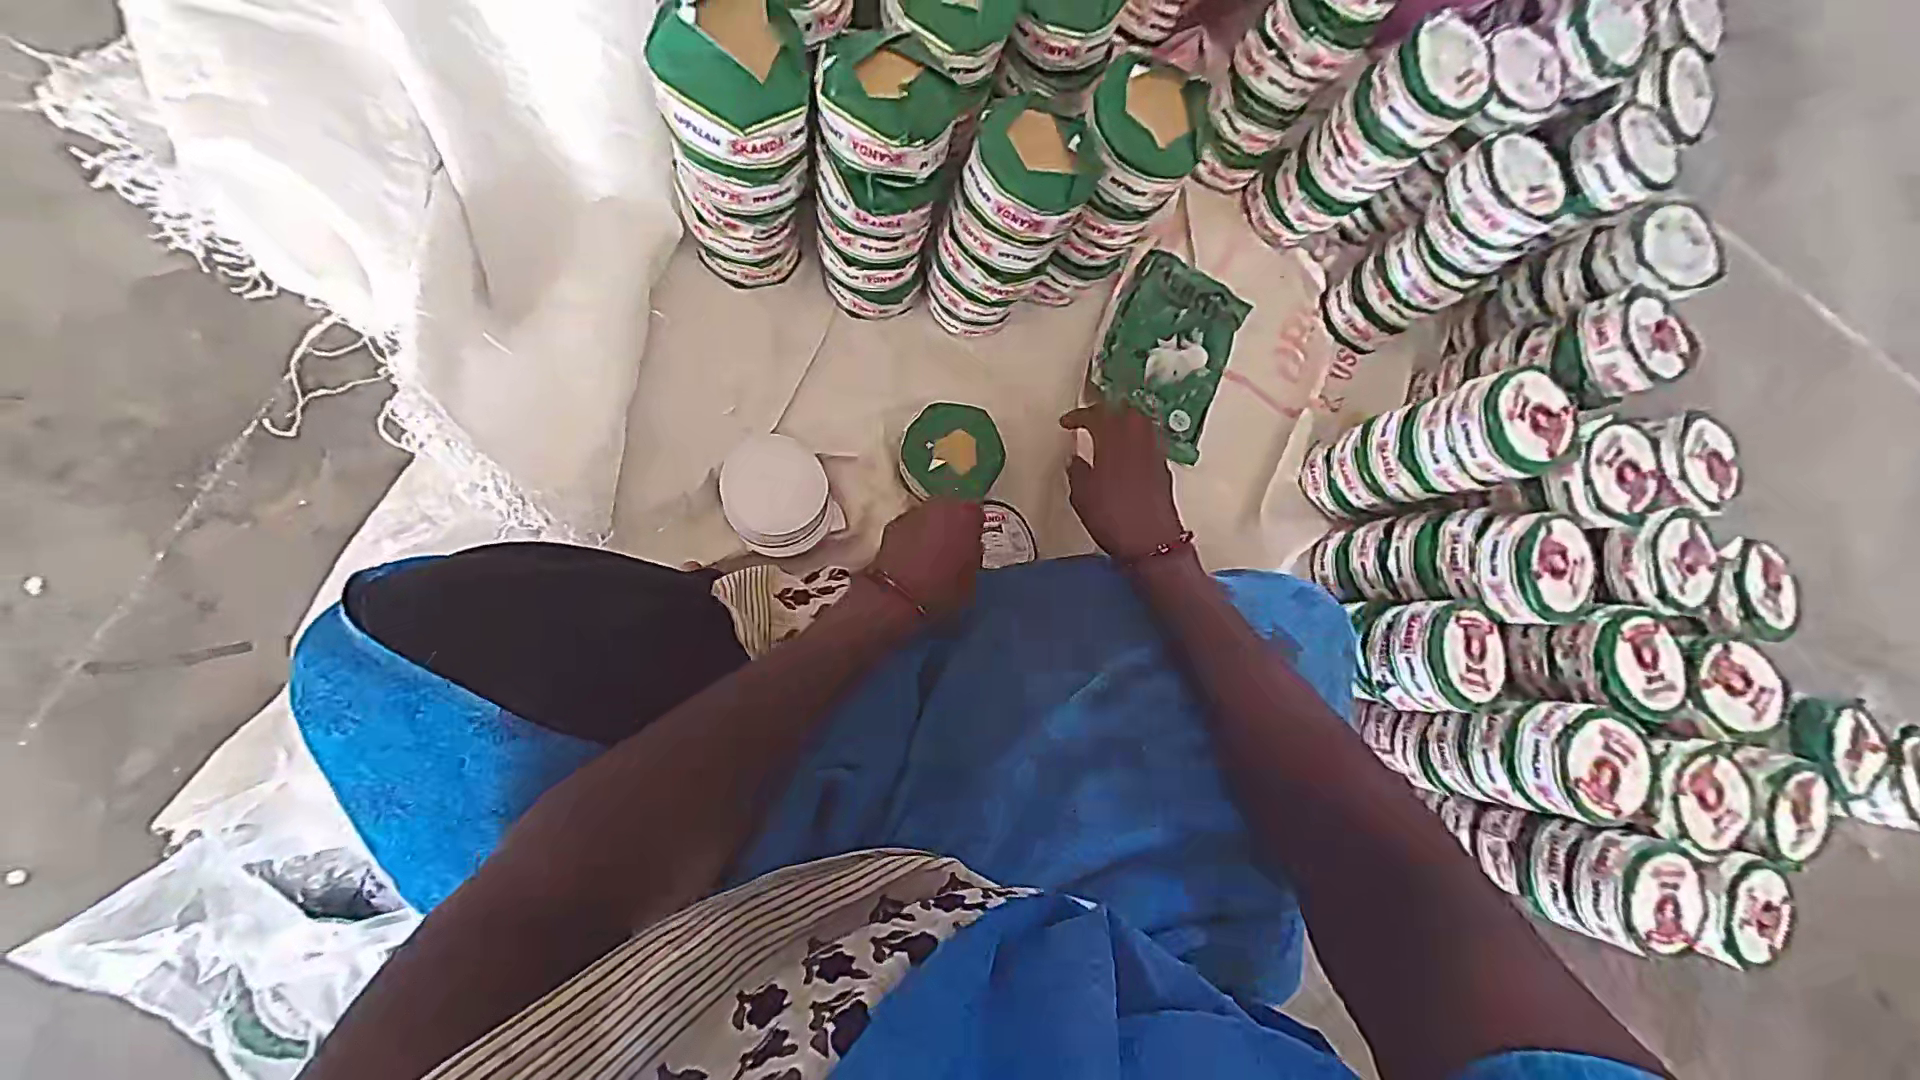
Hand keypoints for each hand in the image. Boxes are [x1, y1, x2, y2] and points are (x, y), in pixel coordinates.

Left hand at [866, 499, 983, 618]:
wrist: (899, 595)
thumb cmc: (945, 588)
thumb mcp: (972, 575)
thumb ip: (973, 553)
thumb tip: (968, 549)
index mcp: (967, 513)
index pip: (977, 513)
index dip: (974, 528)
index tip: (973, 543)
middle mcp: (941, 505)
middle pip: (950, 508)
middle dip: (951, 524)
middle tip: (952, 546)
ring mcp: (914, 512)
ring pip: (928, 516)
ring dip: (930, 528)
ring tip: (930, 553)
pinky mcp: (892, 524)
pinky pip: (910, 527)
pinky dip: (911, 537)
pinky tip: (911, 557)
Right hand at [1060, 403, 1185, 560]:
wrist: (1152, 542)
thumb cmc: (1112, 519)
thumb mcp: (1082, 497)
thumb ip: (1077, 472)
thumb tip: (1075, 459)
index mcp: (1112, 443)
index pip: (1096, 415)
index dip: (1079, 415)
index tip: (1067, 423)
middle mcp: (1136, 440)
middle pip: (1124, 410)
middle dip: (1105, 409)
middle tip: (1090, 418)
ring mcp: (1154, 452)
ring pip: (1141, 421)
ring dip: (1124, 418)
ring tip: (1110, 430)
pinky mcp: (1164, 466)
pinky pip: (1149, 438)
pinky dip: (1136, 436)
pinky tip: (1127, 450)